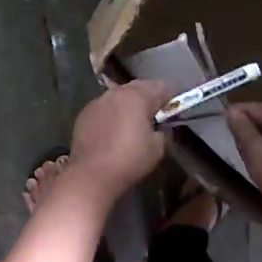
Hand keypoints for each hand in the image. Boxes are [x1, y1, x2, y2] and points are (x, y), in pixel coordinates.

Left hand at [69, 79, 171, 196]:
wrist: (91, 175)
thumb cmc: (129, 160)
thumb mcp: (158, 147)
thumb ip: (163, 130)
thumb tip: (161, 126)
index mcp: (136, 97)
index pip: (162, 86)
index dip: (173, 95)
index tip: (177, 106)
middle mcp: (115, 93)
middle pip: (138, 87)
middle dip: (150, 97)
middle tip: (158, 112)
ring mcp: (97, 102)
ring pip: (119, 96)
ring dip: (129, 104)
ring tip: (135, 120)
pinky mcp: (84, 115)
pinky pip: (104, 108)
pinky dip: (113, 113)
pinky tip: (115, 128)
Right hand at [227, 102, 261, 222]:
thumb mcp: (253, 148)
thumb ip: (242, 127)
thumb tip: (231, 110)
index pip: (257, 107)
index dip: (238, 109)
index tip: (219, 116)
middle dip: (244, 121)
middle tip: (224, 129)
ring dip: (250, 133)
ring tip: (233, 140)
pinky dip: (258, 143)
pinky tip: (248, 152)